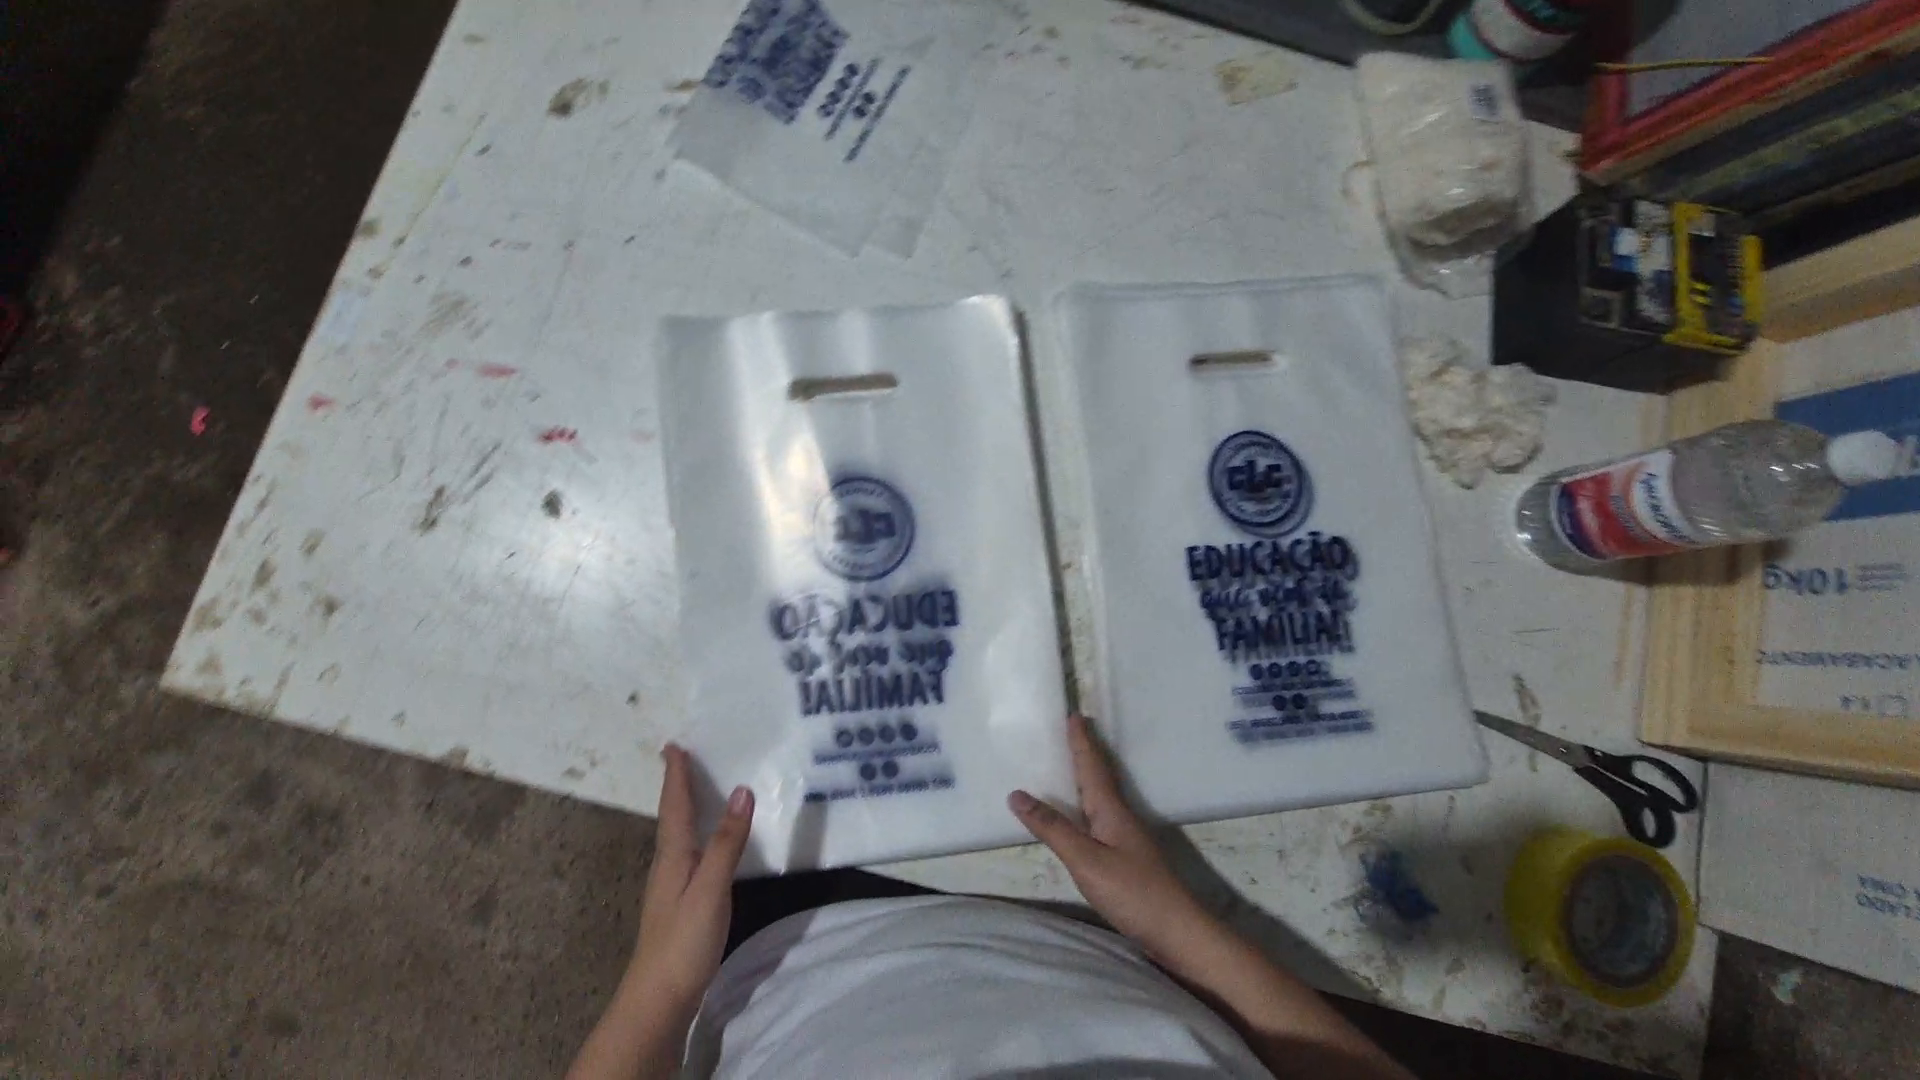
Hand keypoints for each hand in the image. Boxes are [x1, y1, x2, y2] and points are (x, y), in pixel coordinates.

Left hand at [629, 744, 754, 1009]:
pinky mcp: (680, 905)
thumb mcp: (710, 888)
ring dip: (685, 809)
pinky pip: (689, 854)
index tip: (672, 745)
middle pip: (672, 816)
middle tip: (683, 757)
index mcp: (673, 856)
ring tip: (696, 790)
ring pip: (679, 835)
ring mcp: (671, 887)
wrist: (658, 999)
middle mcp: (668, 865)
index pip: (675, 806)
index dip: (676, 775)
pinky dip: (697, 835)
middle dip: (678, 786)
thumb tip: (741, 791)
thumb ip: (727, 842)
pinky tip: (706, 845)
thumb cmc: (683, 940)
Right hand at [1008, 715, 1212, 961]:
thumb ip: (1052, 828)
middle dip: (1084, 752)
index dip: (1081, 742)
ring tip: (1069, 762)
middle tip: (1069, 729)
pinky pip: (1100, 817)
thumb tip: (1017, 793)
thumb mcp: (1085, 860)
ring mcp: (1126, 837)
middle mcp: (1120, 816)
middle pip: (1099, 776)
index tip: (1073, 714)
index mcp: (1110, 809)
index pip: (1091, 767)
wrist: (1178, 932)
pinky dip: (1086, 804)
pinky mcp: (1127, 857)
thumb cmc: (1132, 892)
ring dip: (1086, 776)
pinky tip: (1080, 814)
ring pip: (1100, 796)